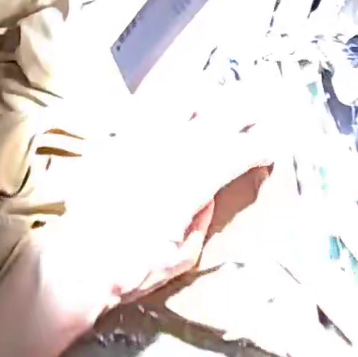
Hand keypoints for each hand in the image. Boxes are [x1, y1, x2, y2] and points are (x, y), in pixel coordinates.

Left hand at [28, 115, 272, 323]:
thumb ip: (202, 215)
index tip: (278, 139)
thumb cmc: (133, 265)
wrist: (80, 256)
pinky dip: (170, 97)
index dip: (260, 144)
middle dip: (243, 108)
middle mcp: (165, 151)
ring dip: (207, 94)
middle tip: (264, 101)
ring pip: (179, 100)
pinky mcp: (117, 137)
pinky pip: (148, 106)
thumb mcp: (184, 253)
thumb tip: (209, 190)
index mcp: (188, 184)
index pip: (234, 153)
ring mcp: (139, 139)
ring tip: (223, 91)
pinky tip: (180, 94)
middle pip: (212, 117)